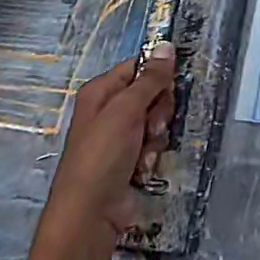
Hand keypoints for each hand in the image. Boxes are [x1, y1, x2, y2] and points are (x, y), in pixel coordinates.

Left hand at [41, 42, 176, 246]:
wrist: (91, 214)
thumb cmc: (102, 155)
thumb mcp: (126, 110)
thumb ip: (150, 79)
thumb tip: (167, 45)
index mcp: (101, 91)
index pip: (138, 68)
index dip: (156, 76)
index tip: (168, 87)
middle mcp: (110, 110)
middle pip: (152, 95)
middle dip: (158, 112)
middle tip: (150, 126)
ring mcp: (121, 137)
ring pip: (157, 121)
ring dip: (156, 137)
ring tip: (144, 153)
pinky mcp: (131, 159)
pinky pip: (154, 145)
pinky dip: (153, 156)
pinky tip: (143, 169)